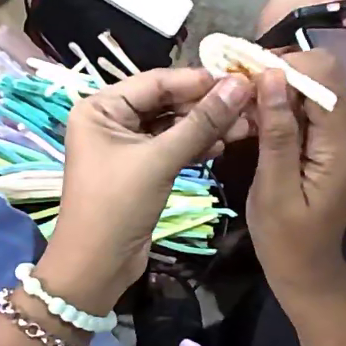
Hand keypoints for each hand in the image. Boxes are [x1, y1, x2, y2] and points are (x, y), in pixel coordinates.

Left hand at [44, 69, 250, 311]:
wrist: (97, 266)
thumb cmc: (117, 205)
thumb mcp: (160, 160)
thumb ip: (201, 123)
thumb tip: (239, 86)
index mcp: (101, 107)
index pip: (156, 82)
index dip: (198, 80)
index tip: (240, 79)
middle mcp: (110, 120)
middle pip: (165, 102)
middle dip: (206, 105)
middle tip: (248, 104)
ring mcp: (125, 146)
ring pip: (172, 126)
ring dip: (205, 126)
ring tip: (244, 125)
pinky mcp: (140, 169)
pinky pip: (171, 147)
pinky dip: (195, 146)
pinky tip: (222, 145)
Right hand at [246, 51, 345, 301]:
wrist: (307, 267)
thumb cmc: (286, 237)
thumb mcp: (274, 187)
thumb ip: (276, 131)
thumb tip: (270, 76)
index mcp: (343, 142)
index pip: (323, 75)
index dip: (284, 66)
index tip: (244, 79)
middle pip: (325, 72)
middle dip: (282, 71)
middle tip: (243, 91)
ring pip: (318, 83)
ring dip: (281, 85)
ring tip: (247, 104)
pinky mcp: (333, 140)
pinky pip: (313, 104)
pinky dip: (286, 101)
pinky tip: (261, 117)